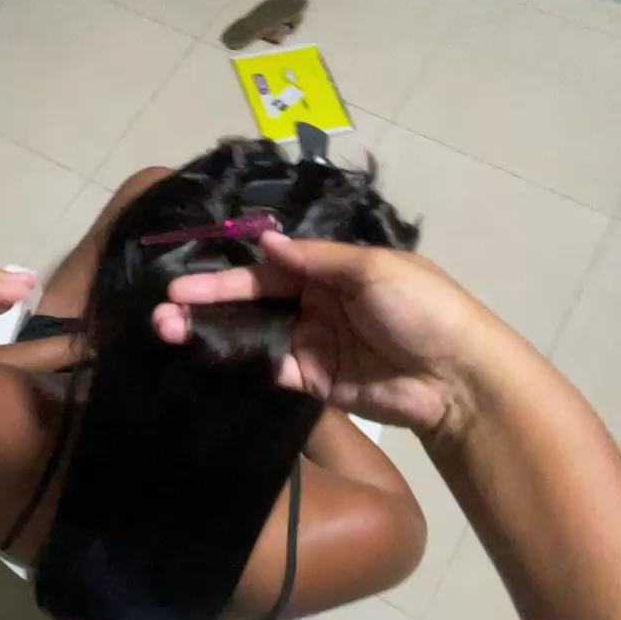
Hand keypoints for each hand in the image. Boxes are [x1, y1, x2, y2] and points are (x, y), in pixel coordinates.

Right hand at [150, 232, 517, 436]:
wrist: (457, 379)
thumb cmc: (422, 309)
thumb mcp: (374, 268)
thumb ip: (315, 258)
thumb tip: (265, 240)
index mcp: (329, 271)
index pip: (266, 271)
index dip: (225, 278)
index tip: (183, 285)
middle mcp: (313, 304)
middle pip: (250, 302)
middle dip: (206, 306)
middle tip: (163, 313)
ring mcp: (309, 343)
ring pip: (251, 335)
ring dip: (211, 334)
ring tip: (170, 334)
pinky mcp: (311, 379)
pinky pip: (269, 367)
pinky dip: (242, 363)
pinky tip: (210, 358)